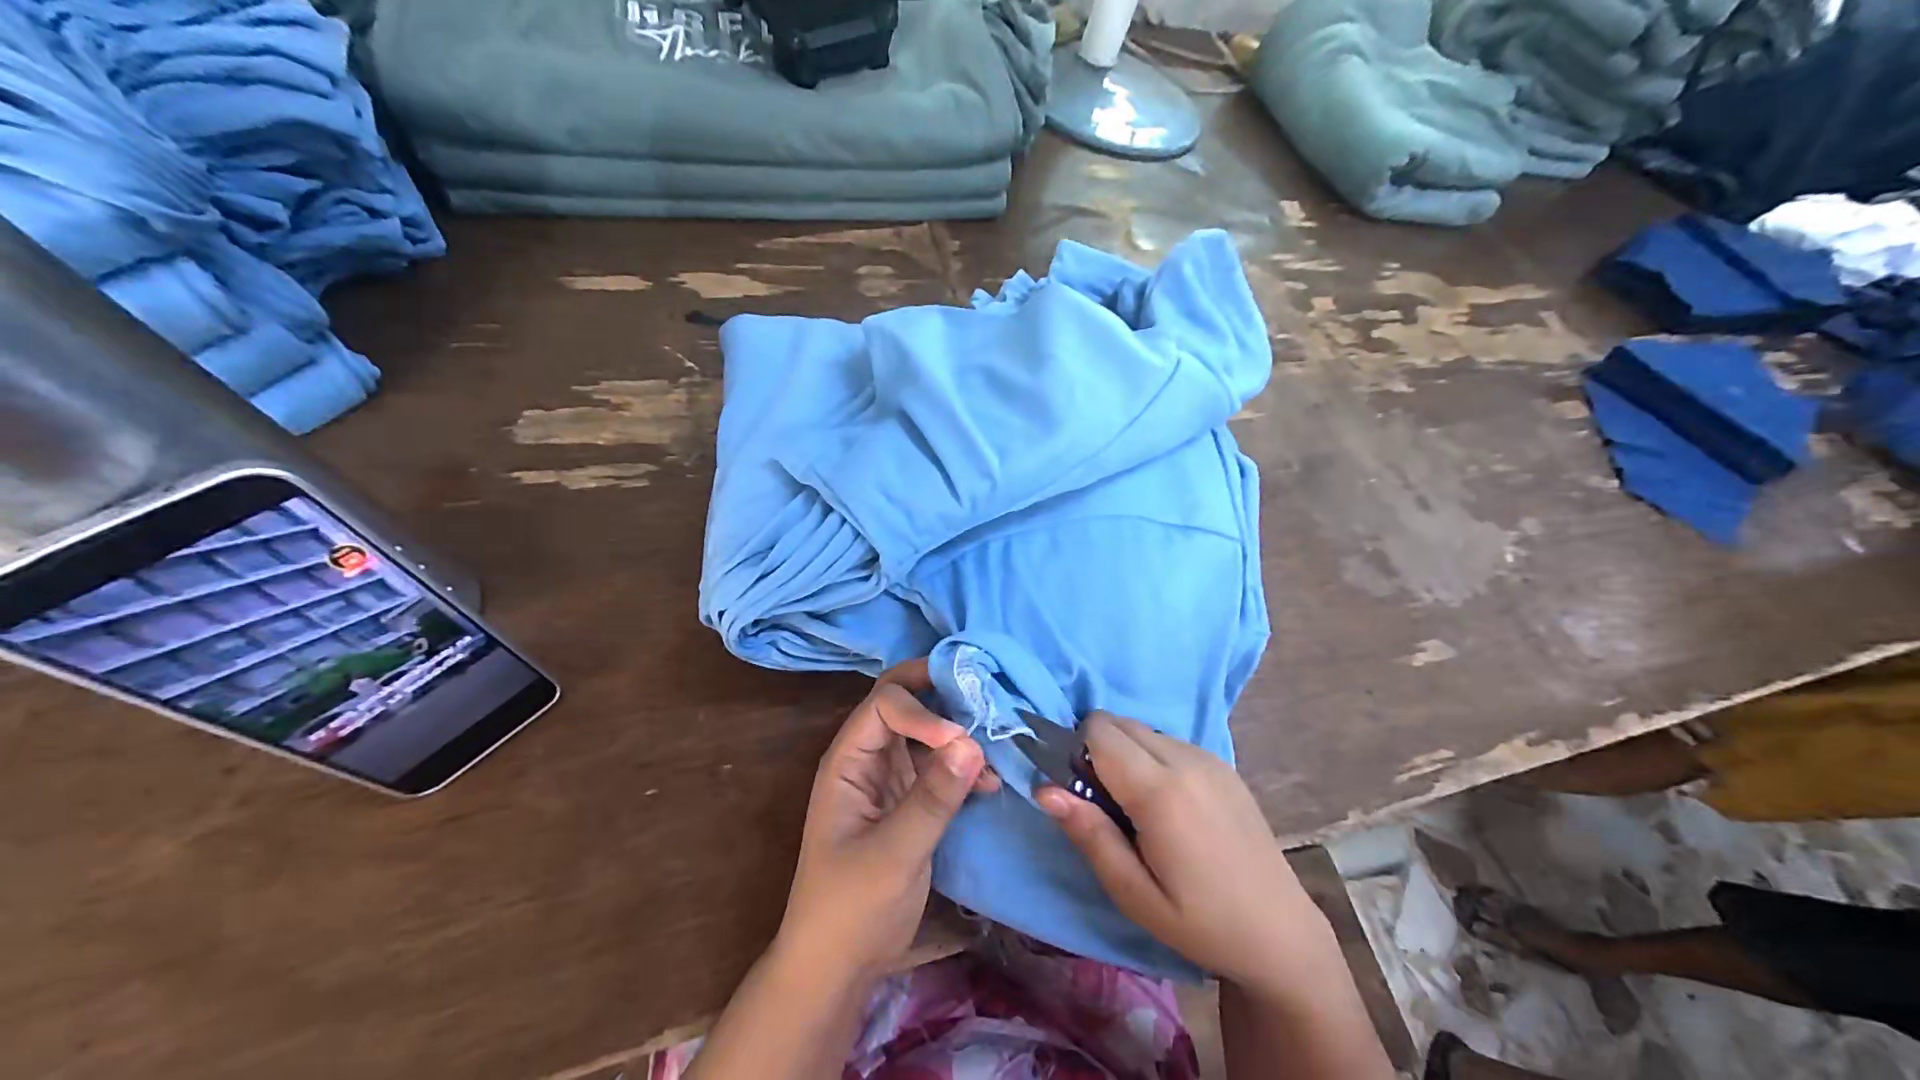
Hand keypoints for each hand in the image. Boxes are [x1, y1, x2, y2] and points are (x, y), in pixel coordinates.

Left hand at [776, 661, 993, 978]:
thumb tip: (972, 743)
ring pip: (927, 733)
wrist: (838, 964)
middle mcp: (869, 759)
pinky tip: (992, 782)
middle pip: (904, 704)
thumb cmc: (850, 907)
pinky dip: (965, 767)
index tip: (961, 740)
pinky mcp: (911, 802)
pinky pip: (940, 767)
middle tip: (989, 698)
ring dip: (960, 732)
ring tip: (999, 744)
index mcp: (848, 760)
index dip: (923, 711)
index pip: (884, 705)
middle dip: (943, 697)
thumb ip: (932, 798)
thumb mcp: (893, 854)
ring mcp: (891, 779)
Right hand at [1035, 712, 1329, 989]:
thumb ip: (1089, 834)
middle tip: (1104, 803)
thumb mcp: (1133, 893)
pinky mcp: (1223, 764)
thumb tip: (1044, 789)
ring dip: (1125, 752)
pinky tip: (1167, 805)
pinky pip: (1169, 741)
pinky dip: (1151, 757)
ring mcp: (1209, 758)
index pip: (1098, 731)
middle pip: (1117, 721)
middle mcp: (1185, 760)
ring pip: (1142, 728)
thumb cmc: (1199, 922)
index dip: (1076, 752)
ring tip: (1136, 807)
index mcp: (1160, 791)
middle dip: (1097, 748)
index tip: (1078, 792)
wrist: (1280, 932)